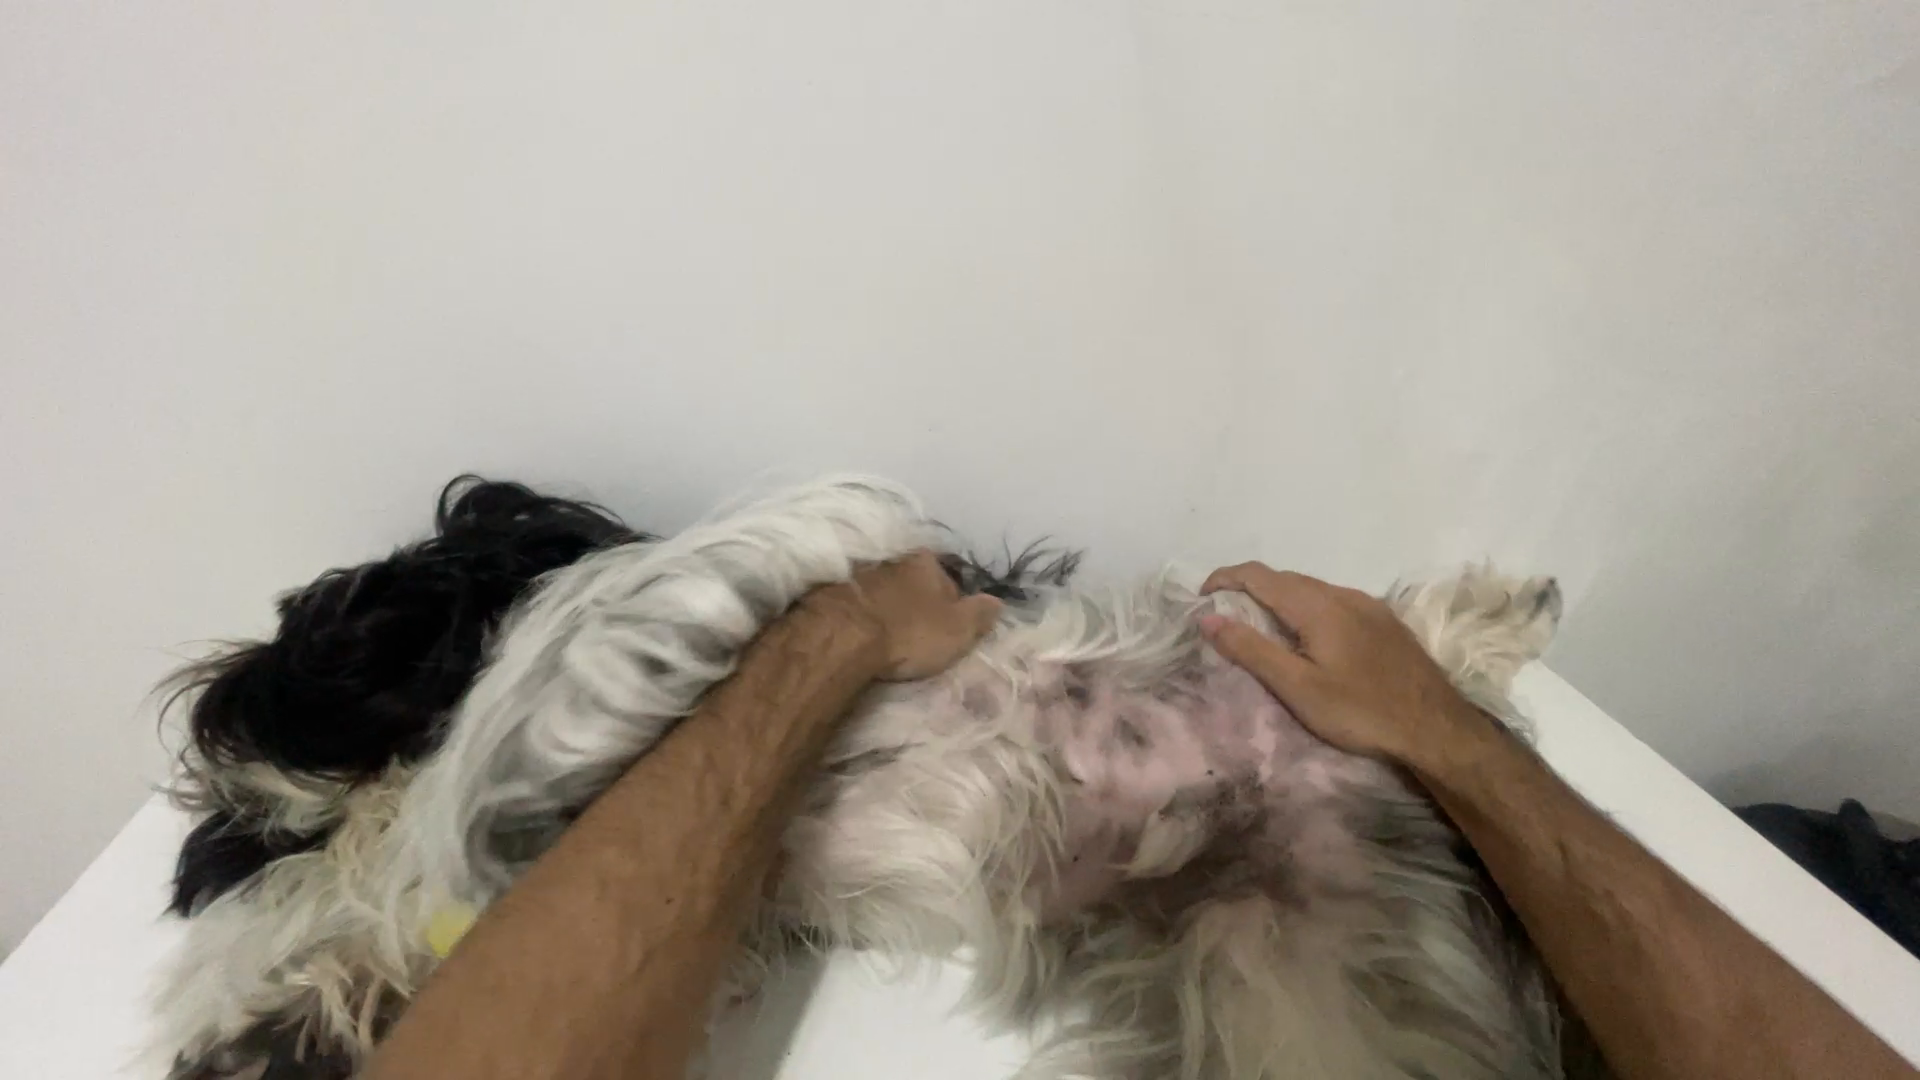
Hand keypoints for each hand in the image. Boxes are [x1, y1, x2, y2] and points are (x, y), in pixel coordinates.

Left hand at [821, 551, 1003, 680]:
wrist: (842, 638)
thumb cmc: (909, 632)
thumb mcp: (959, 629)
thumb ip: (981, 613)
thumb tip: (997, 601)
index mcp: (926, 561)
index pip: (949, 579)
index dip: (953, 604)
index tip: (948, 627)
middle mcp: (892, 559)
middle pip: (913, 583)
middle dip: (916, 603)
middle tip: (917, 634)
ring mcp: (858, 573)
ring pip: (883, 591)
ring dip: (887, 609)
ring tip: (887, 637)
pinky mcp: (829, 592)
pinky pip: (855, 603)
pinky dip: (861, 616)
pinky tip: (861, 635)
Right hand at [1197, 562, 1484, 767]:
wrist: (1439, 731)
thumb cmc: (1360, 711)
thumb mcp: (1296, 686)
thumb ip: (1250, 648)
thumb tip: (1208, 617)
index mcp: (1316, 606)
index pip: (1259, 575)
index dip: (1225, 578)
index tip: (1202, 597)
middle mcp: (1342, 594)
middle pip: (1284, 578)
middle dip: (1249, 588)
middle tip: (1226, 617)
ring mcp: (1368, 605)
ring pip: (1311, 588)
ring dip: (1278, 598)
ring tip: (1262, 627)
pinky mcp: (1384, 621)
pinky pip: (1333, 600)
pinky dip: (1306, 607)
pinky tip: (1309, 637)